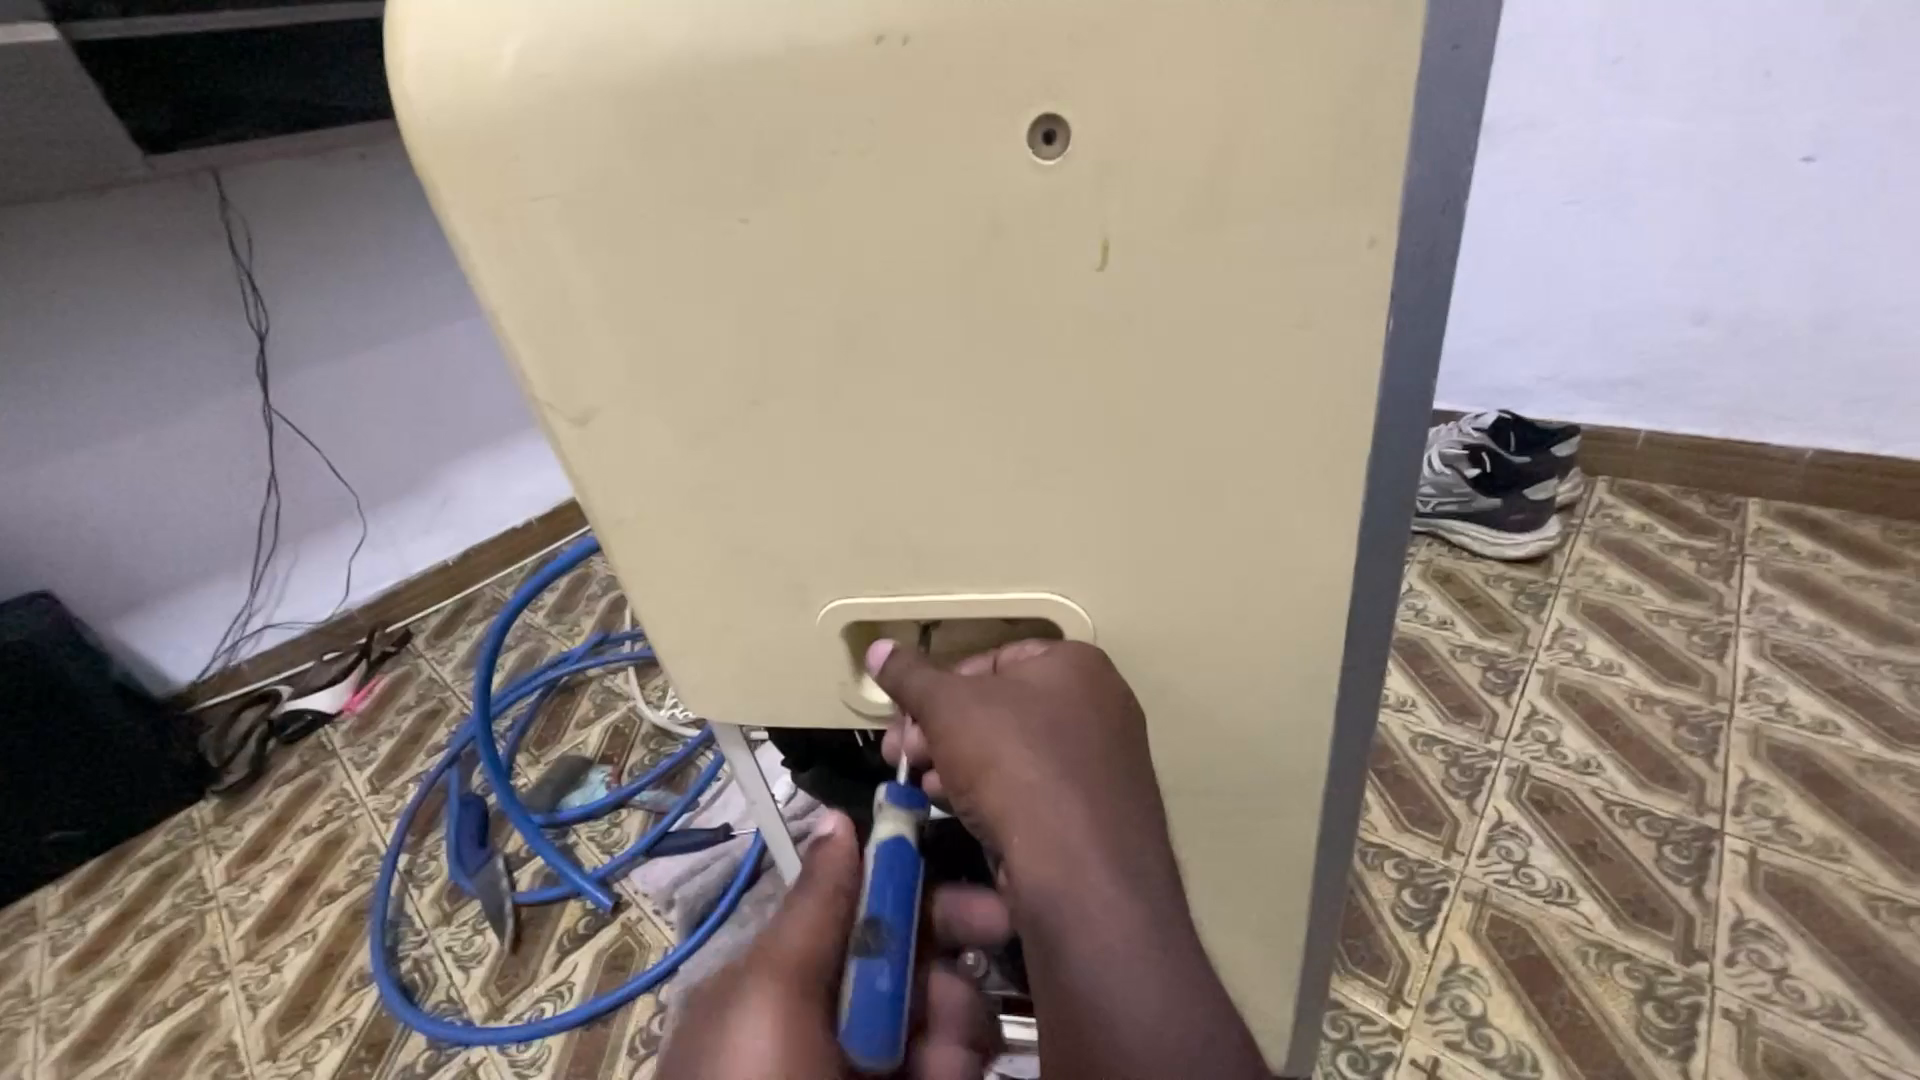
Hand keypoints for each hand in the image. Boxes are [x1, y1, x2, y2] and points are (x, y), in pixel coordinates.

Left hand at [656, 811, 1009, 1078]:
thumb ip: (815, 906)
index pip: (865, 906)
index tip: (979, 900)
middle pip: (914, 955)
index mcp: (787, 977)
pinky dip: (962, 1064)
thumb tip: (837, 815)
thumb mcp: (768, 998)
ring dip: (960, 1024)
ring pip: (944, 1012)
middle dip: (953, 957)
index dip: (922, 891)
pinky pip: (955, 1064)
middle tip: (982, 977)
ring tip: (944, 1063)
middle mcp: (832, 1016)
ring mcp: (871, 1066)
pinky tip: (955, 1078)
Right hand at [869, 638, 1181, 906]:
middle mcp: (1100, 707)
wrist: (1079, 871)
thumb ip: (910, 676)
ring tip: (921, 787)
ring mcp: (1104, 765)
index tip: (907, 716)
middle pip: (999, 710)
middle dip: (940, 732)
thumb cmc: (1012, 761)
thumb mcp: (946, 707)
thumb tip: (879, 648)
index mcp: (1076, 665)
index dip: (941, 686)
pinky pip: (1036, 793)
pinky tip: (958, 813)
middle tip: (900, 754)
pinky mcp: (1098, 816)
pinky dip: (993, 798)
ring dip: (957, 767)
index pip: (993, 659)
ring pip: (1012, 754)